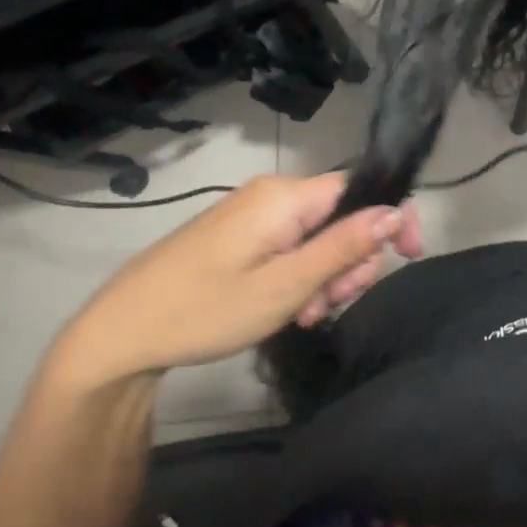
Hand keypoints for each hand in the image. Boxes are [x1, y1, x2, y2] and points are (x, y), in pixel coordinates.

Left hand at [51, 174, 422, 385]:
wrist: (117, 336)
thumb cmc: (205, 311)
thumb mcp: (285, 286)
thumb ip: (344, 247)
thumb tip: (395, 212)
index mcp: (285, 197)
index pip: (362, 190)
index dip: (392, 220)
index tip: (409, 258)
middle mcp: (272, 195)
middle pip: (343, 217)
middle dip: (350, 262)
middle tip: (329, 305)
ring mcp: (253, 214)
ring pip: (320, 236)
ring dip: (325, 276)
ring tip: (304, 314)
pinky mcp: (240, 234)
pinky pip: (292, 245)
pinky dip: (301, 275)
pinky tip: (288, 308)